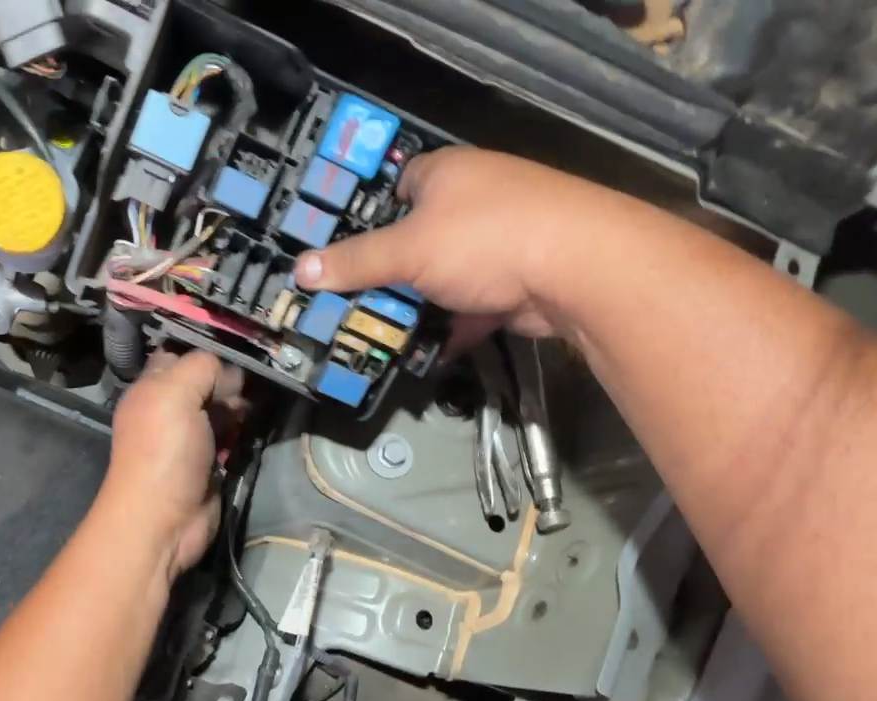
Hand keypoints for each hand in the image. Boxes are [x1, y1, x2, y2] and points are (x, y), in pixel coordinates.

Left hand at [101, 350, 247, 576]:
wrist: (163, 521)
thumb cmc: (163, 453)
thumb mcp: (174, 393)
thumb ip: (201, 368)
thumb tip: (230, 373)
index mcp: (151, 390)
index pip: (179, 356)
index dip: (205, 352)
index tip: (236, 351)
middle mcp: (168, 411)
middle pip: (205, 384)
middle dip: (228, 381)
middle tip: (250, 384)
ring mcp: (189, 440)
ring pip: (221, 411)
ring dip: (239, 409)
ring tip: (254, 408)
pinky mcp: (209, 465)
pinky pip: (231, 440)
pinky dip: (242, 435)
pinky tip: (253, 431)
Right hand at [293, 147, 618, 344]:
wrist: (576, 270)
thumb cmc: (485, 239)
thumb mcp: (406, 250)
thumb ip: (354, 262)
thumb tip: (300, 269)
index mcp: (444, 173)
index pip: (393, 187)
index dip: (364, 216)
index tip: (338, 253)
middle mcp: (471, 199)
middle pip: (412, 238)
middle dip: (386, 273)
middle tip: (349, 302)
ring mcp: (494, 241)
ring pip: (439, 276)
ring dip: (415, 305)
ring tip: (376, 332)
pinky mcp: (511, 281)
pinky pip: (466, 306)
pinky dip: (447, 327)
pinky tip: (421, 350)